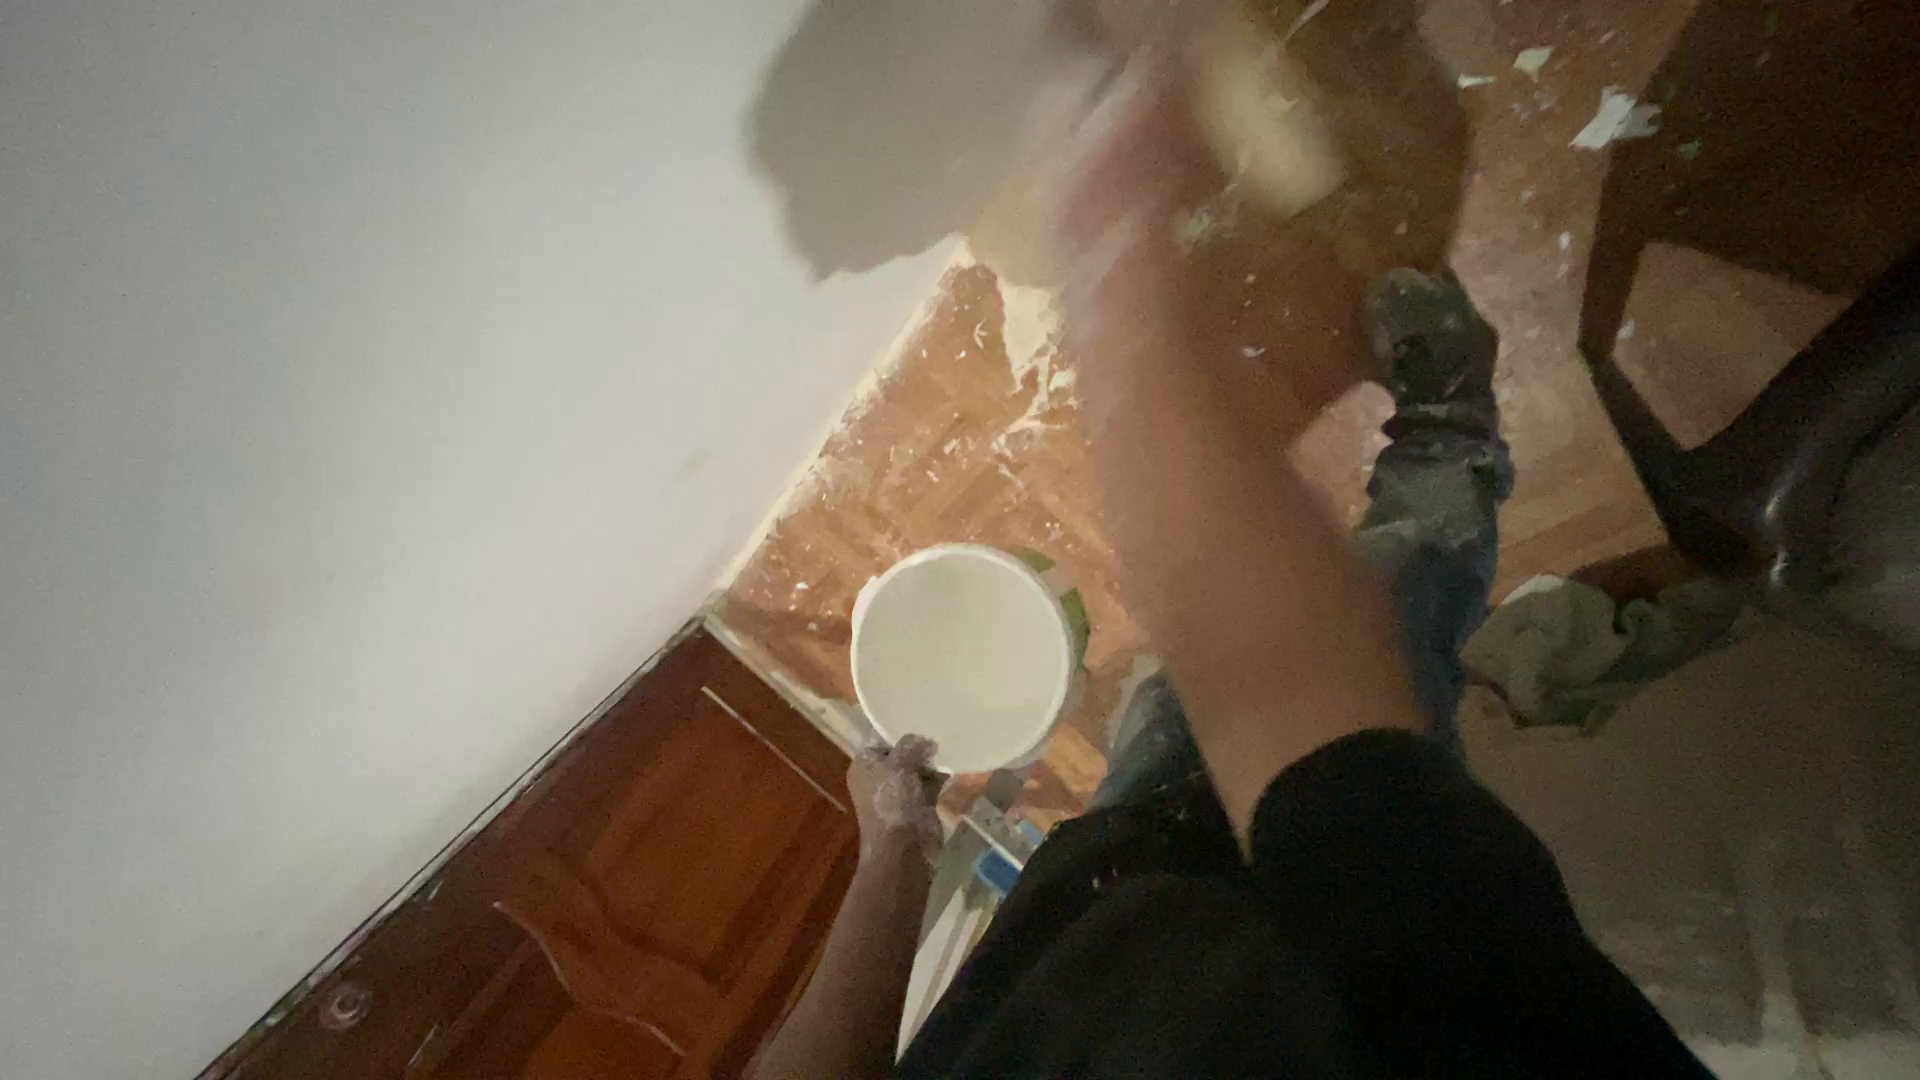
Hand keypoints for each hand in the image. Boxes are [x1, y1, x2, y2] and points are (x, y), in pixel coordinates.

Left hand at [847, 735, 942, 860]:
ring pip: (916, 769)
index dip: (897, 735)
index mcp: (864, 765)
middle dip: (918, 748)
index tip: (918, 727)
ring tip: (947, 750)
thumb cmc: (893, 799)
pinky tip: (951, 769)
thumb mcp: (900, 763)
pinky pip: (929, 784)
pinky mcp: (916, 806)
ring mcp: (897, 793)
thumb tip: (926, 742)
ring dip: (930, 764)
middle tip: (936, 737)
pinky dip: (938, 778)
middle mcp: (878, 778)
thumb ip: (911, 745)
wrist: (903, 847)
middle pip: (900, 754)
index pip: (879, 741)